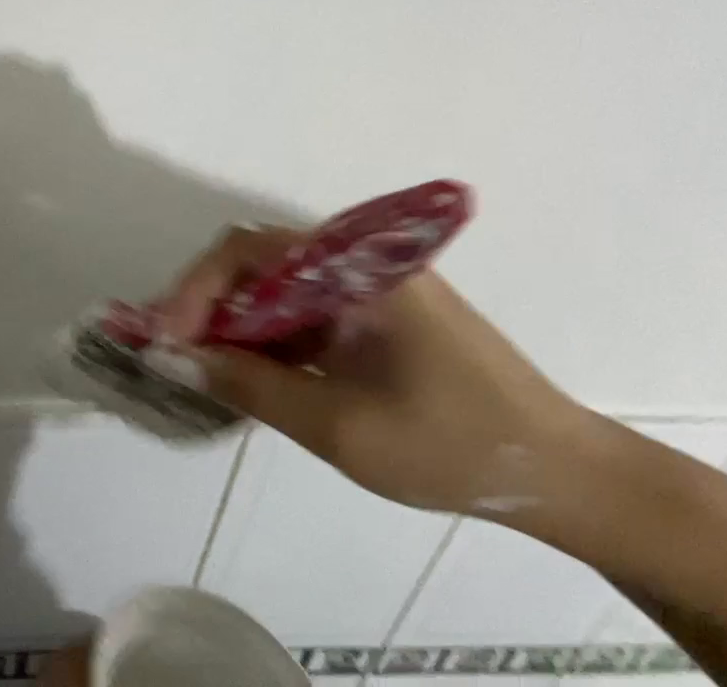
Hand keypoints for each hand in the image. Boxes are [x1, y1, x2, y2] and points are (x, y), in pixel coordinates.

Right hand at [157, 225, 599, 515]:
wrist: (559, 474)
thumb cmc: (449, 446)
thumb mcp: (336, 425)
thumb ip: (248, 385)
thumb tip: (173, 358)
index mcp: (358, 270)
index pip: (249, 251)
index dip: (195, 289)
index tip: (167, 341)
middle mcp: (362, 263)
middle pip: (259, 263)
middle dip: (208, 307)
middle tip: (175, 357)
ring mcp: (373, 288)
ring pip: (278, 289)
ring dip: (236, 326)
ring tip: (203, 371)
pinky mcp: (379, 315)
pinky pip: (306, 313)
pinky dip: (270, 340)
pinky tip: (252, 377)